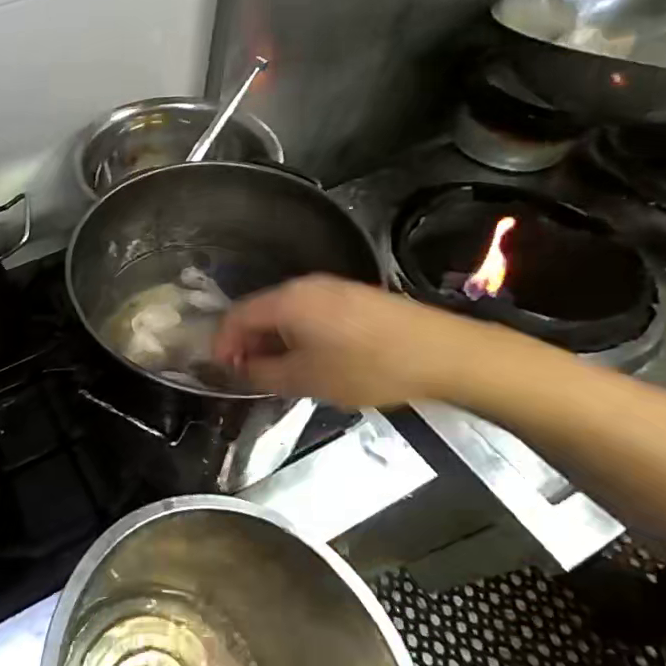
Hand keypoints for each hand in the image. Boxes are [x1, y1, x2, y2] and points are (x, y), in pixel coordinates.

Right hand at [212, 275, 520, 408]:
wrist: (445, 354)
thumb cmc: (367, 367)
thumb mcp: (306, 379)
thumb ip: (263, 373)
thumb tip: (239, 369)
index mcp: (286, 300)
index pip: (235, 316)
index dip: (221, 344)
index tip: (220, 371)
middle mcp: (305, 286)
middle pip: (260, 311)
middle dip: (247, 343)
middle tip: (247, 375)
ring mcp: (333, 289)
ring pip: (286, 313)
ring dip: (273, 341)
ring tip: (278, 372)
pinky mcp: (355, 298)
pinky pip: (310, 314)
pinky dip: (298, 335)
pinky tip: (312, 360)